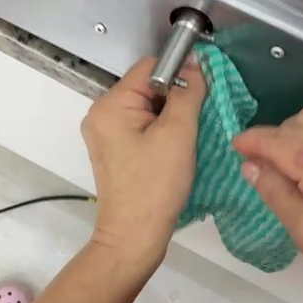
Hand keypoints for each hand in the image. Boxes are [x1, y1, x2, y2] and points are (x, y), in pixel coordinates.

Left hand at [80, 57, 206, 266]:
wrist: (134, 236)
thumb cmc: (155, 187)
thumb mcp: (179, 133)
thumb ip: (188, 92)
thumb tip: (195, 65)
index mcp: (110, 105)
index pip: (150, 67)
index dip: (179, 73)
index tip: (202, 93)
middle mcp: (101, 115)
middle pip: (148, 86)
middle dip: (175, 99)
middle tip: (194, 124)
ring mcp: (105, 135)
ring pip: (147, 108)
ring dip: (171, 118)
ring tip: (184, 141)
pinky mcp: (114, 152)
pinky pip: (141, 128)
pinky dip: (161, 133)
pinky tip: (173, 151)